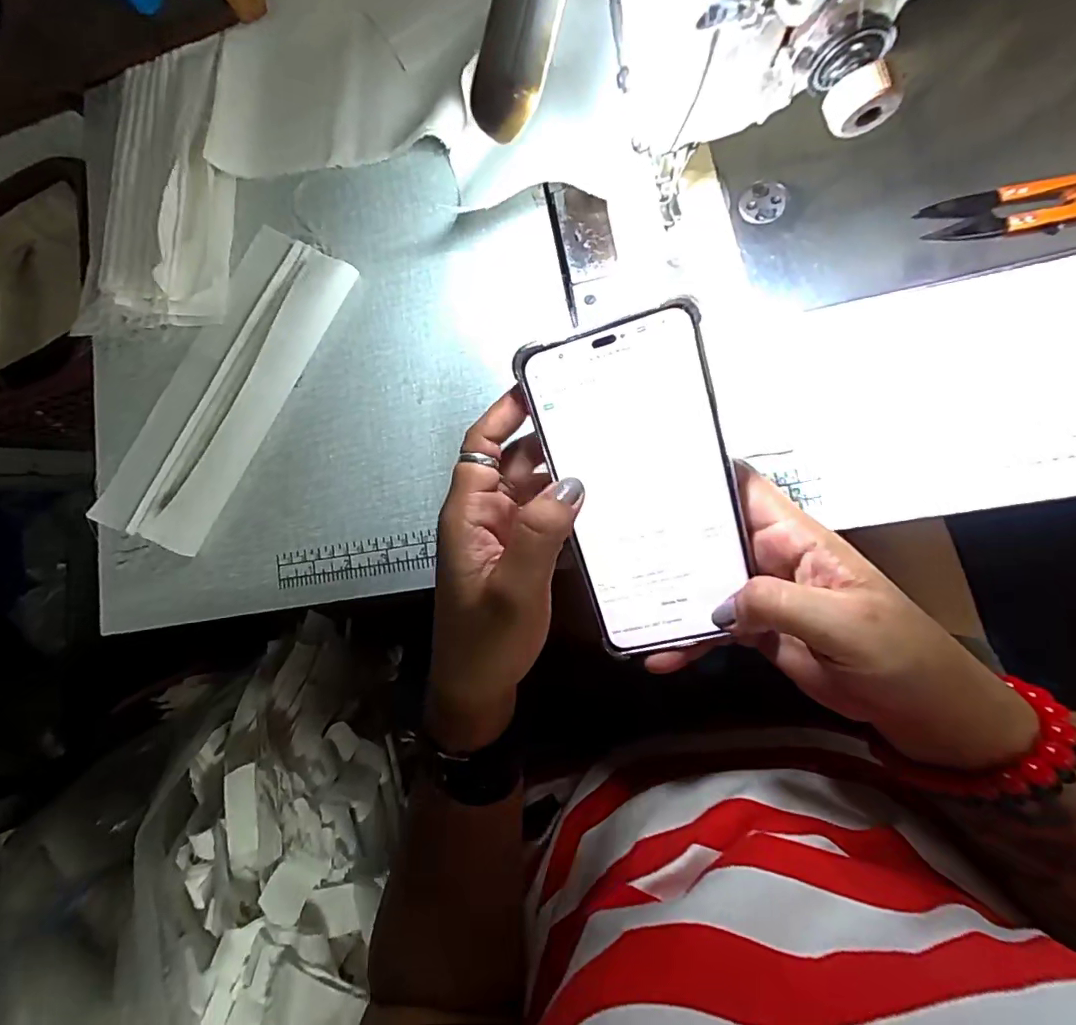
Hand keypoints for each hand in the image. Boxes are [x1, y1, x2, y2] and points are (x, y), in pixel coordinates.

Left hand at [429, 388, 583, 752]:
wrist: (477, 691)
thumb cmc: (486, 642)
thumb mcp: (515, 587)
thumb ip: (541, 532)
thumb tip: (574, 481)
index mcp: (469, 513)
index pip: (481, 446)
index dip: (504, 412)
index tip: (537, 385)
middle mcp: (485, 516)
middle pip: (513, 460)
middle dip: (547, 435)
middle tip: (593, 415)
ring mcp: (505, 535)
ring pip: (533, 487)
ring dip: (562, 470)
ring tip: (606, 449)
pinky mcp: (522, 554)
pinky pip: (545, 515)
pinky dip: (568, 503)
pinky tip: (600, 499)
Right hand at [646, 466, 1036, 769]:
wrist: (920, 709)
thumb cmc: (898, 652)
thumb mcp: (842, 622)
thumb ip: (777, 603)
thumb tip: (720, 605)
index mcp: (798, 540)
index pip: (747, 490)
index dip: (706, 477)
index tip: (659, 475)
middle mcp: (775, 560)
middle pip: (714, 537)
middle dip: (673, 539)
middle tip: (621, 544)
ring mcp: (766, 597)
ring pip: (708, 585)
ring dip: (674, 596)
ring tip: (631, 608)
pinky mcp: (762, 631)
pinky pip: (716, 627)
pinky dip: (690, 639)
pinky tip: (664, 656)